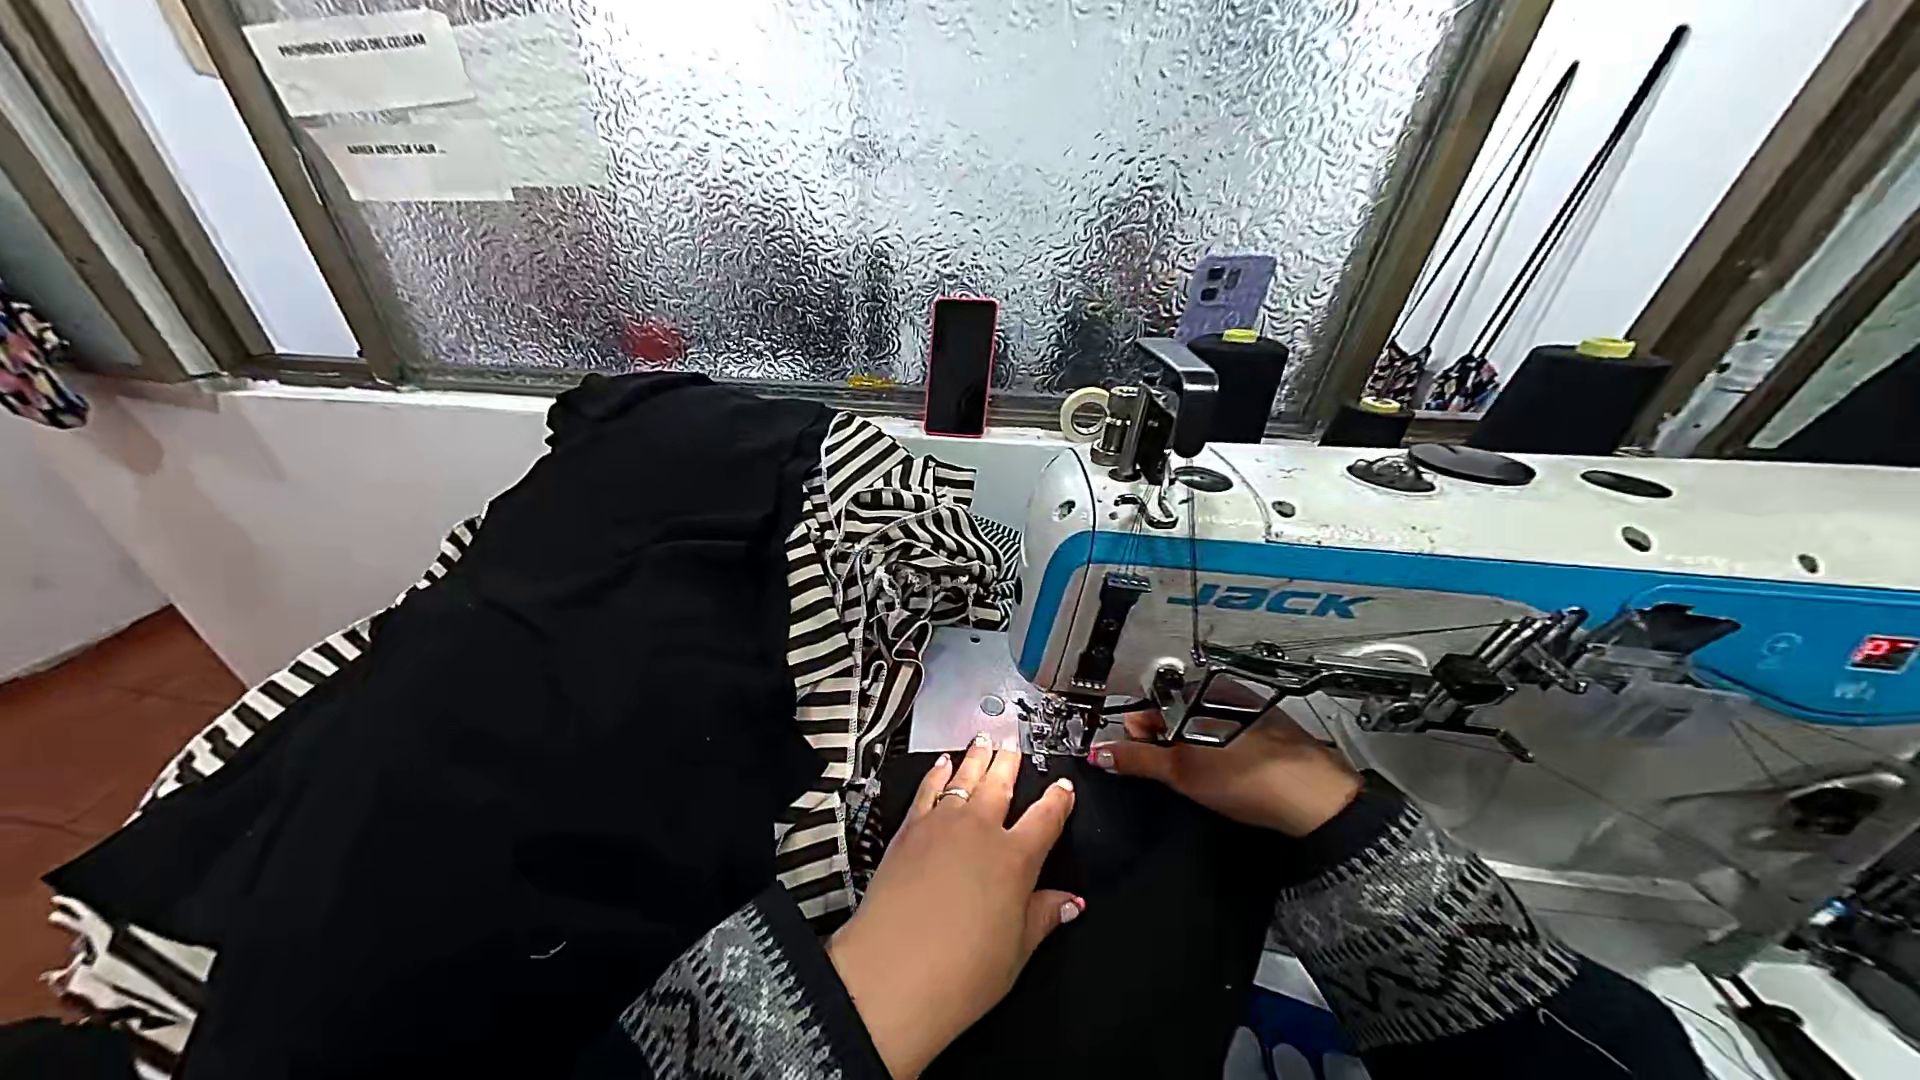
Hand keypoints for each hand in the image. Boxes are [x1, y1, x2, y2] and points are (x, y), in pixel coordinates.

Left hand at [827, 736, 1081, 1077]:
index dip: (1059, 799)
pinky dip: (937, 773)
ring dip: (977, 757)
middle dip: (1011, 761)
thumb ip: (1044, 917)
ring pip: (966, 777)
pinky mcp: (910, 829)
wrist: (891, 976)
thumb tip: (1069, 904)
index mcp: (1015, 860)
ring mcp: (943, 825)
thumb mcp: (1016, 952)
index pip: (1047, 818)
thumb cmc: (956, 974)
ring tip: (984, 740)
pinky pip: (928, 789)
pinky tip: (942, 764)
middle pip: (1002, 783)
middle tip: (1014, 746)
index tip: (1063, 788)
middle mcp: (980, 832)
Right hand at [1090, 690, 1361, 836]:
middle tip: (1174, 771)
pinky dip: (1217, 746)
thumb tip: (1101, 752)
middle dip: (1163, 740)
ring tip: (1204, 775)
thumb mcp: (1181, 772)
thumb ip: (1136, 759)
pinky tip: (1228, 770)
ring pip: (1198, 721)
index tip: (1139, 757)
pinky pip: (1224, 728)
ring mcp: (1243, 705)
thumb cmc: (1250, 778)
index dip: (1137, 734)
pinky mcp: (1264, 721)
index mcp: (1194, 693)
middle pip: (1170, 712)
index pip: (1145, 705)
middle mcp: (1218, 691)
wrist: (1316, 799)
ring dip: (1190, 745)